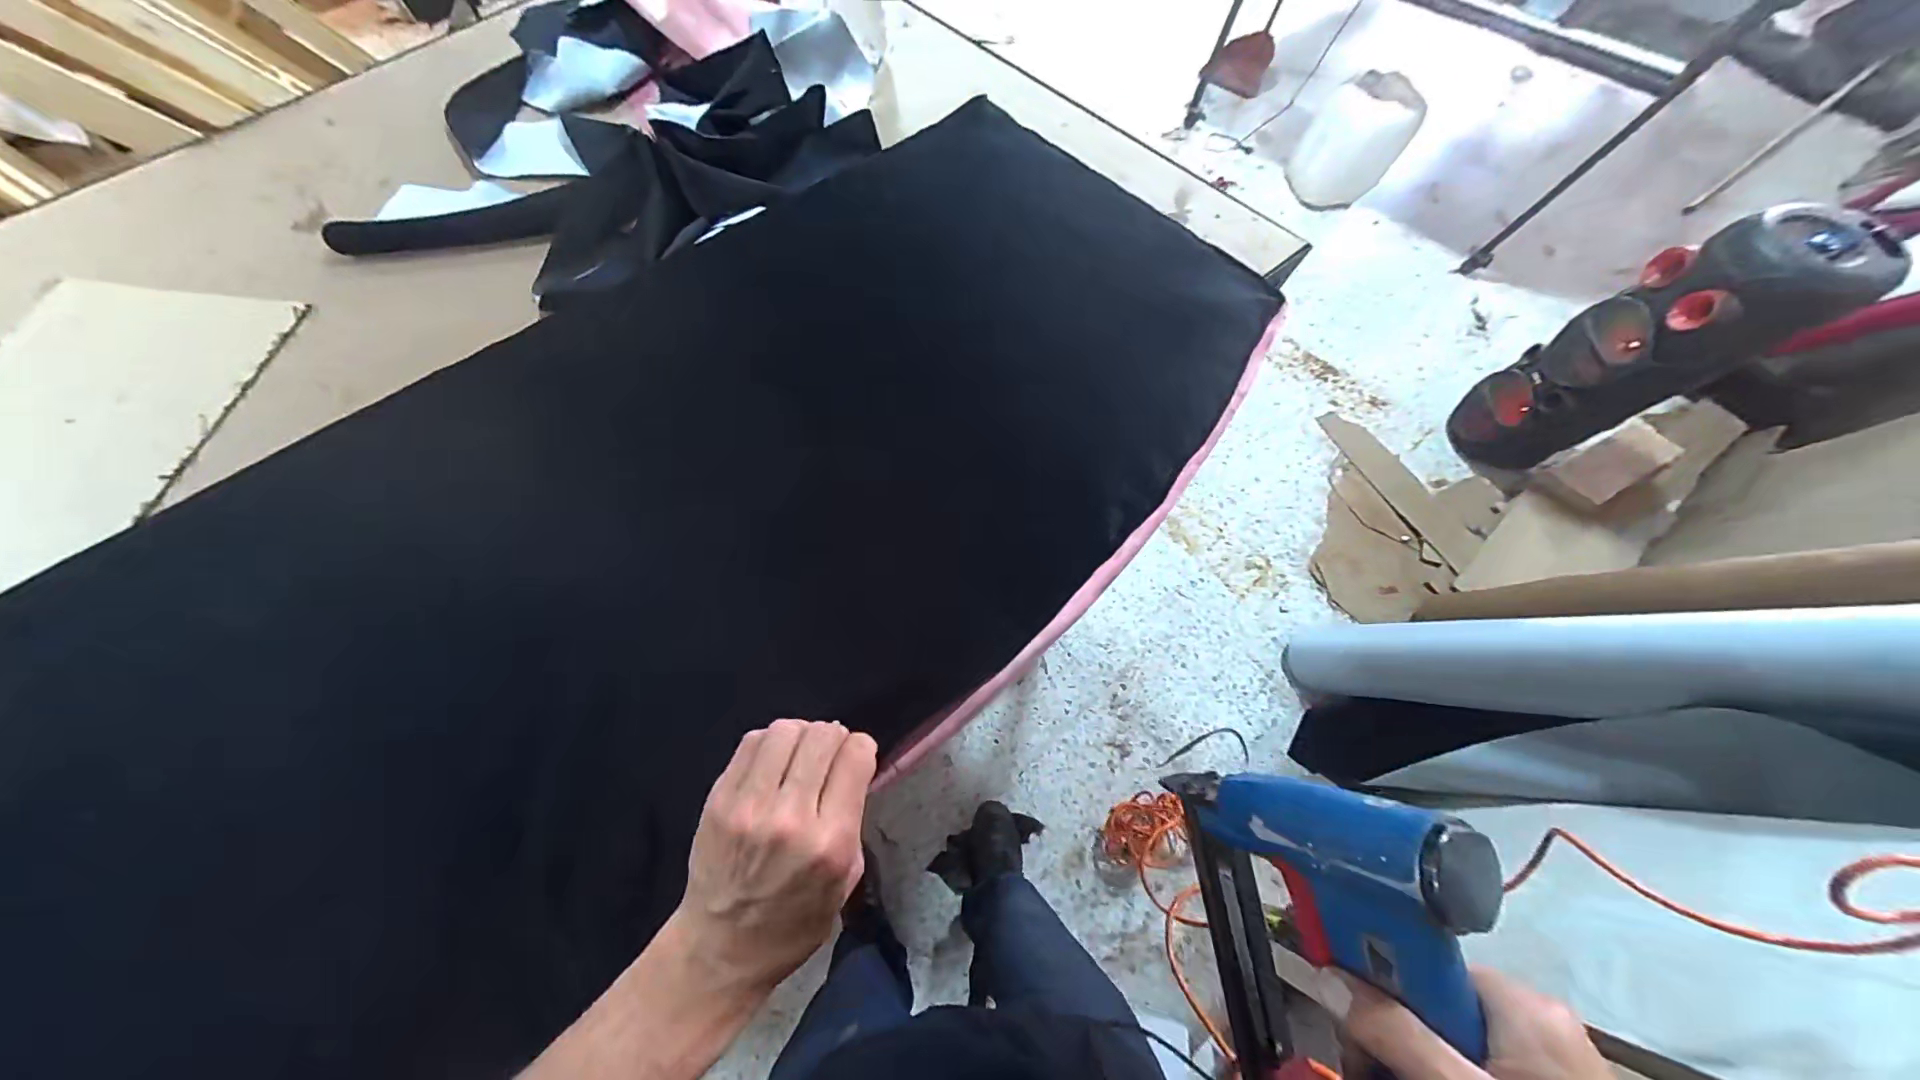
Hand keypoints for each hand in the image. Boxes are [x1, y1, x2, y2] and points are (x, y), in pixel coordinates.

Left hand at [673, 718, 877, 992]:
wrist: (720, 948)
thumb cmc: (794, 923)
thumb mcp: (846, 880)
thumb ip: (853, 819)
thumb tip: (851, 767)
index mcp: (831, 842)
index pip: (855, 756)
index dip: (861, 747)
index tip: (857, 757)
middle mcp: (791, 818)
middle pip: (822, 736)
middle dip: (833, 737)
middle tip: (829, 754)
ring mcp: (749, 806)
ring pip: (786, 730)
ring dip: (801, 735)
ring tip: (799, 755)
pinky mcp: (718, 800)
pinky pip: (751, 742)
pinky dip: (770, 742)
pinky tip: (772, 761)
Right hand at [1338, 967, 1612, 1079]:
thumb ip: (1394, 1032)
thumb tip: (1327, 976)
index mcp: (1522, 1002)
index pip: (1425, 965)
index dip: (1381, 990)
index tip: (1355, 1024)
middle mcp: (1539, 1016)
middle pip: (1432, 1003)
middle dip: (1393, 1036)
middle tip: (1369, 1070)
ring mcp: (1552, 1056)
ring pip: (1451, 1037)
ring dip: (1413, 1059)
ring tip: (1388, 1079)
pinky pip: (1480, 1062)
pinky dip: (1448, 1073)